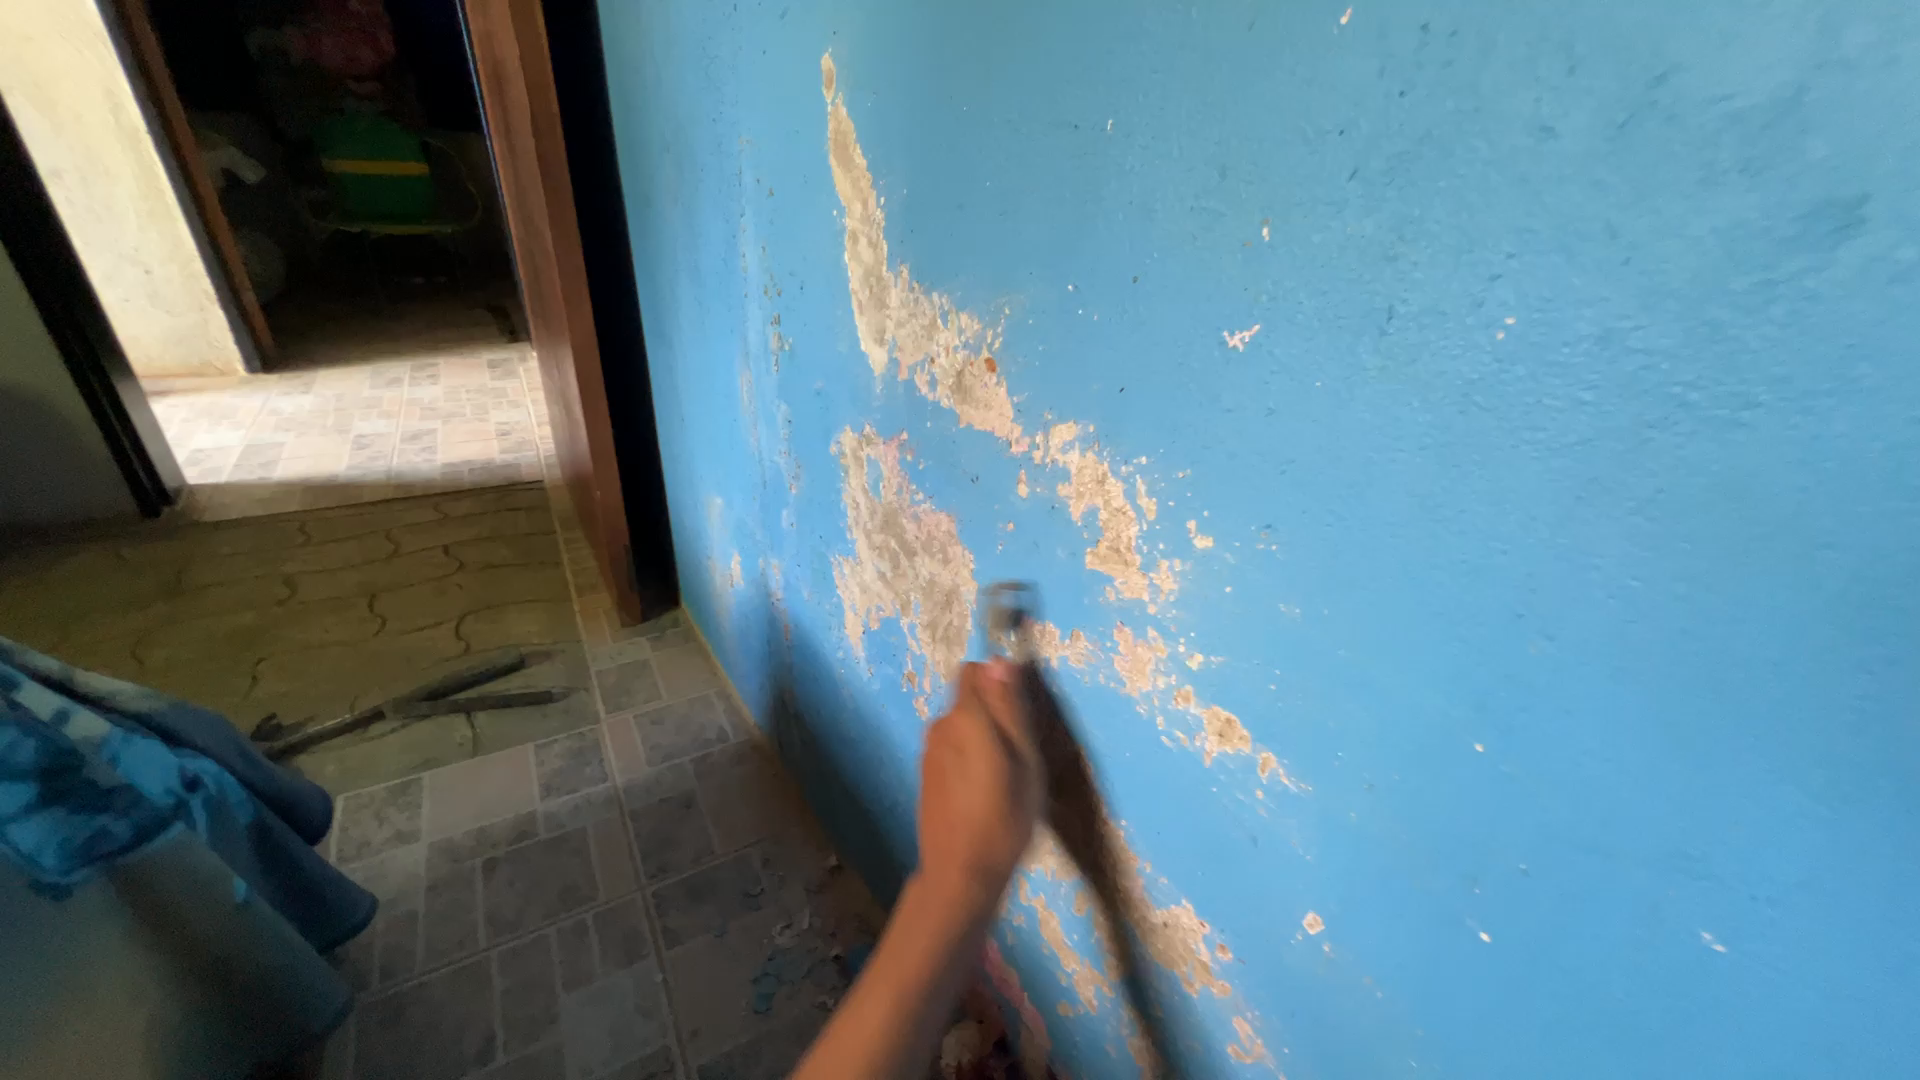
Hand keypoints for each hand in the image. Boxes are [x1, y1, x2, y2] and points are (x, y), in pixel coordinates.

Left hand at [915, 659, 1043, 917]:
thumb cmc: (1005, 817)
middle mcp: (941, 724)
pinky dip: (967, 755)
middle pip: (968, 696)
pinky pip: (951, 745)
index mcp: (966, 715)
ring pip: (961, 722)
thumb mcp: (1025, 761)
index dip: (999, 682)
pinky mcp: (925, 771)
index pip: (975, 670)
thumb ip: (1010, 708)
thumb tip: (1000, 660)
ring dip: (980, 735)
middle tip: (1018, 751)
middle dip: (993, 711)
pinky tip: (981, 789)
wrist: (960, 873)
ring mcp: (929, 748)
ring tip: (1003, 775)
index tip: (1019, 713)